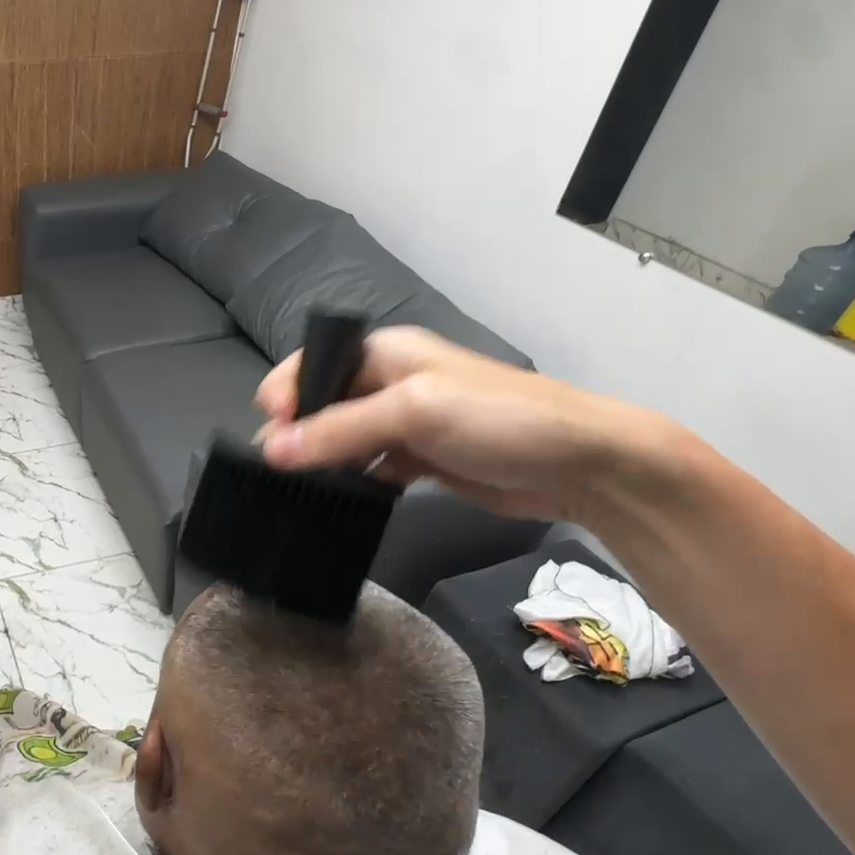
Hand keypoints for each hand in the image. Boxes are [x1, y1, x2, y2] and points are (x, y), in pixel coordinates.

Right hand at [255, 326, 690, 524]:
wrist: (583, 464)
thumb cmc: (499, 419)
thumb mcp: (413, 413)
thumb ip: (338, 430)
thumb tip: (271, 449)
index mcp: (384, 353)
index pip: (311, 365)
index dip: (285, 395)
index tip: (272, 437)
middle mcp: (387, 383)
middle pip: (321, 405)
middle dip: (296, 434)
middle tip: (278, 475)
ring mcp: (403, 423)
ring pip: (341, 440)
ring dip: (320, 462)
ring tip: (298, 492)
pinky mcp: (418, 459)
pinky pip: (367, 467)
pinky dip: (351, 482)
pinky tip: (340, 500)